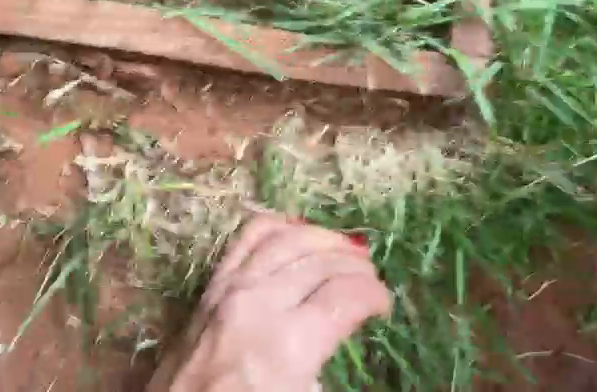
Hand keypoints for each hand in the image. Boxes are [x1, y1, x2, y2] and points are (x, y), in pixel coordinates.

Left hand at [148, 214, 390, 390]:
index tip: (385, 304)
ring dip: (321, 237)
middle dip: (352, 264)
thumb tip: (342, 343)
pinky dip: (277, 225)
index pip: (343, 297)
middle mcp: (259, 302)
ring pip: (284, 238)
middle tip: (371, 276)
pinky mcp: (211, 284)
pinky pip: (247, 237)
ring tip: (346, 249)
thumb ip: (323, 371)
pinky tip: (296, 229)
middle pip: (317, 262)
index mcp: (287, 346)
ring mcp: (230, 286)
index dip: (373, 294)